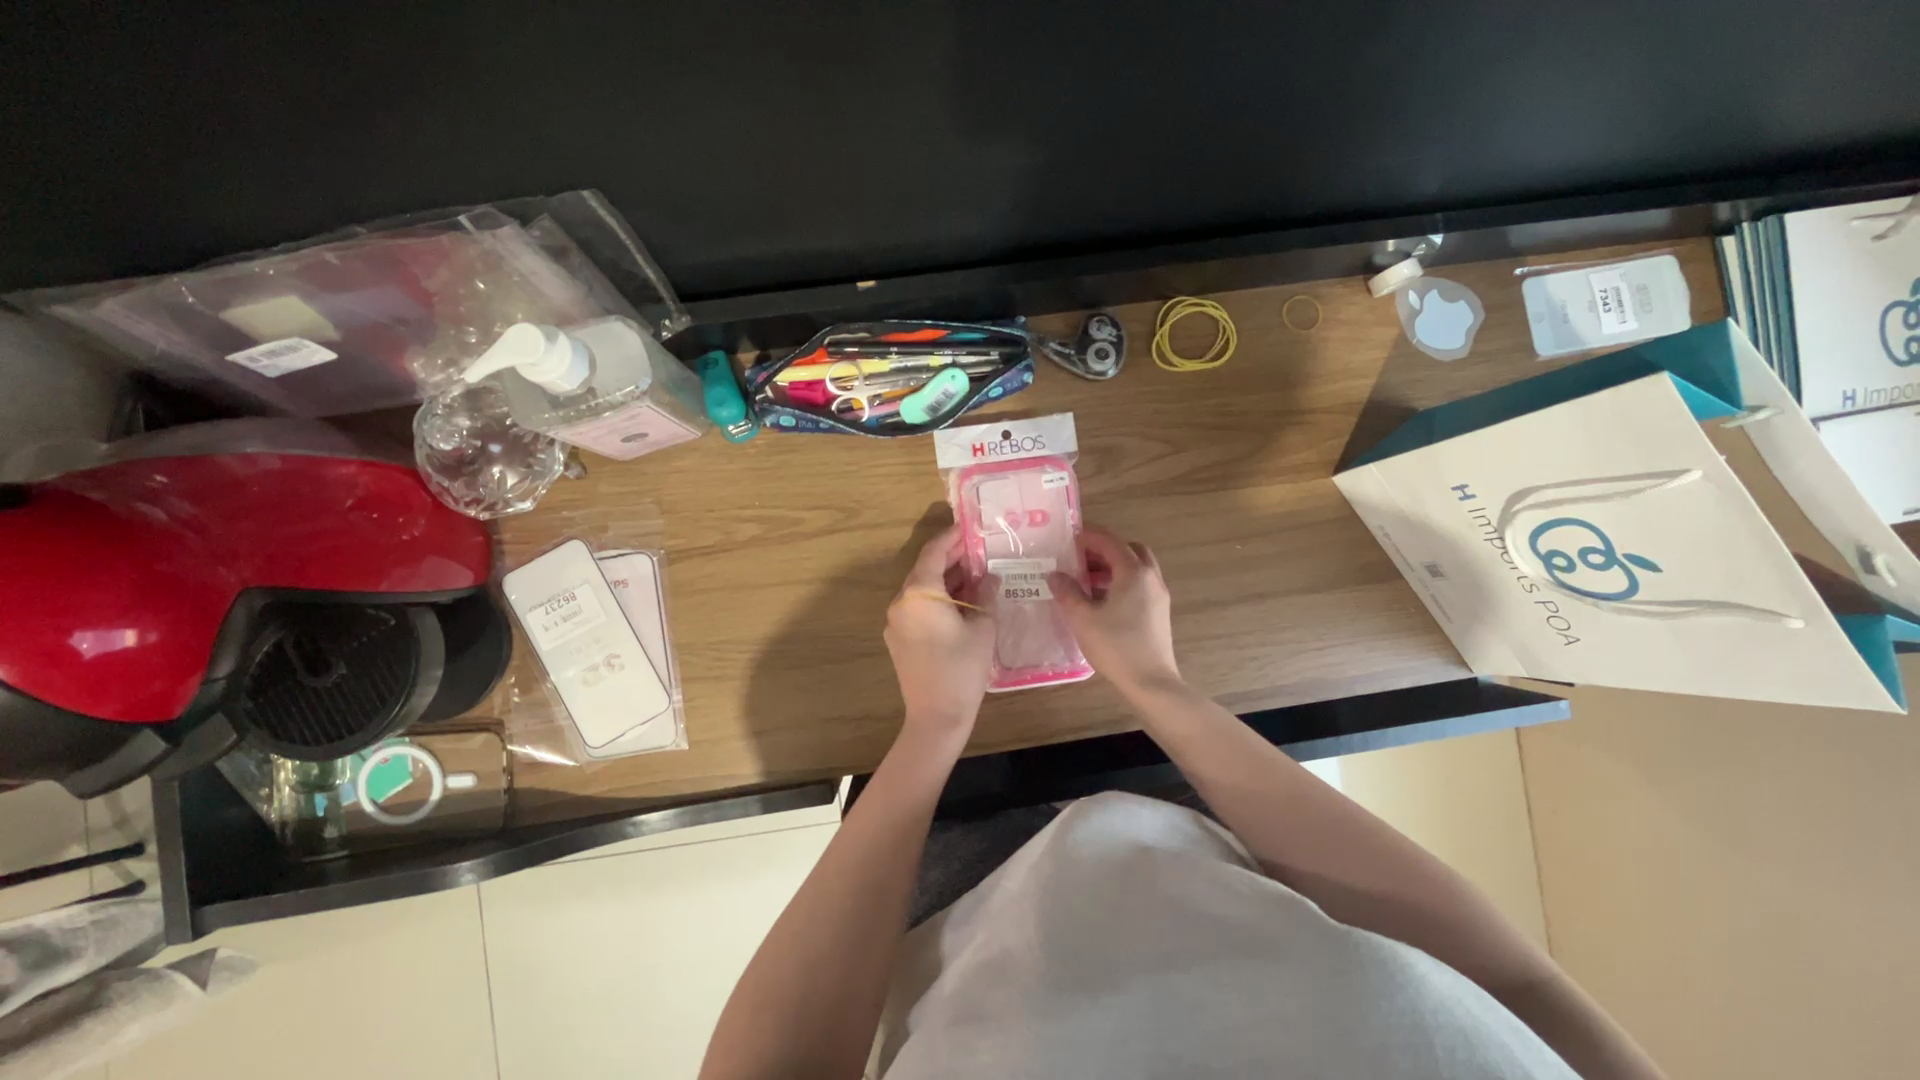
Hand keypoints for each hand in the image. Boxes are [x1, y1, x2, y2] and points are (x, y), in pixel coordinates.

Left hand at [885, 526, 996, 736]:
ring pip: (922, 591)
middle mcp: (901, 603)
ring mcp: (896, 622)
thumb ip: (985, 595)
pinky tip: (963, 603)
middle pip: (925, 570)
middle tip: (979, 550)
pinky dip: (938, 600)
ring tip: (976, 575)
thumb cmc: (962, 669)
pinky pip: (918, 609)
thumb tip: (989, 577)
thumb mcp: (983, 627)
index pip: (933, 553)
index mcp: (919, 594)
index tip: (969, 528)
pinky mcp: (899, 640)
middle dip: (952, 559)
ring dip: (946, 581)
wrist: (937, 716)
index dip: (952, 538)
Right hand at [1051, 527, 1182, 696]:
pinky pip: (1140, 585)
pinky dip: (1121, 583)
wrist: (1150, 682)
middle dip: (1104, 550)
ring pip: (1136, 569)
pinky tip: (1101, 601)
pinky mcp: (1159, 612)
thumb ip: (1067, 592)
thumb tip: (1055, 575)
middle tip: (1080, 559)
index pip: (1110, 542)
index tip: (1068, 538)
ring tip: (1085, 580)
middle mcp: (1151, 578)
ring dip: (1113, 567)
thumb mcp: (1082, 618)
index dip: (1088, 536)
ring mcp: (1158, 596)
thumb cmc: (1115, 646)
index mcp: (1134, 573)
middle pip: (1129, 550)